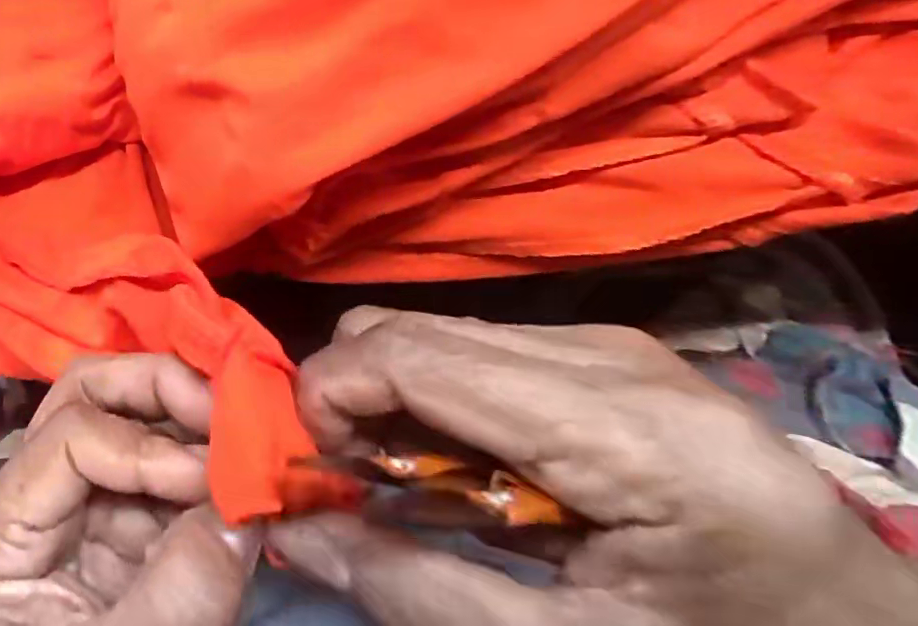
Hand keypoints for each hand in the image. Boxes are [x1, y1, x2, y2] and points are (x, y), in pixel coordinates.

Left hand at [0, 355, 261, 625]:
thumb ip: (181, 591)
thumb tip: (243, 508)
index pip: (70, 435)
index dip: (145, 444)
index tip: (210, 475)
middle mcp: (27, 486)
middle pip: (86, 392)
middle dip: (159, 388)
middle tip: (225, 409)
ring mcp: (71, 491)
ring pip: (122, 406)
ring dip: (184, 410)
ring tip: (239, 432)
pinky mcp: (114, 508)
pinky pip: (155, 452)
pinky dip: (197, 449)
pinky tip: (234, 463)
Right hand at [268, 309, 917, 625]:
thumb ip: (412, 588)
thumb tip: (292, 528)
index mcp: (625, 431)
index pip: (412, 355)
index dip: (330, 395)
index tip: (311, 468)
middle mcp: (610, 355)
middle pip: (413, 328)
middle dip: (354, 395)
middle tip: (355, 484)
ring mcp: (612, 344)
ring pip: (437, 332)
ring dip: (395, 399)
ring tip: (412, 483)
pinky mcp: (609, 353)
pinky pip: (479, 350)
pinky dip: (441, 398)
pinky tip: (468, 465)